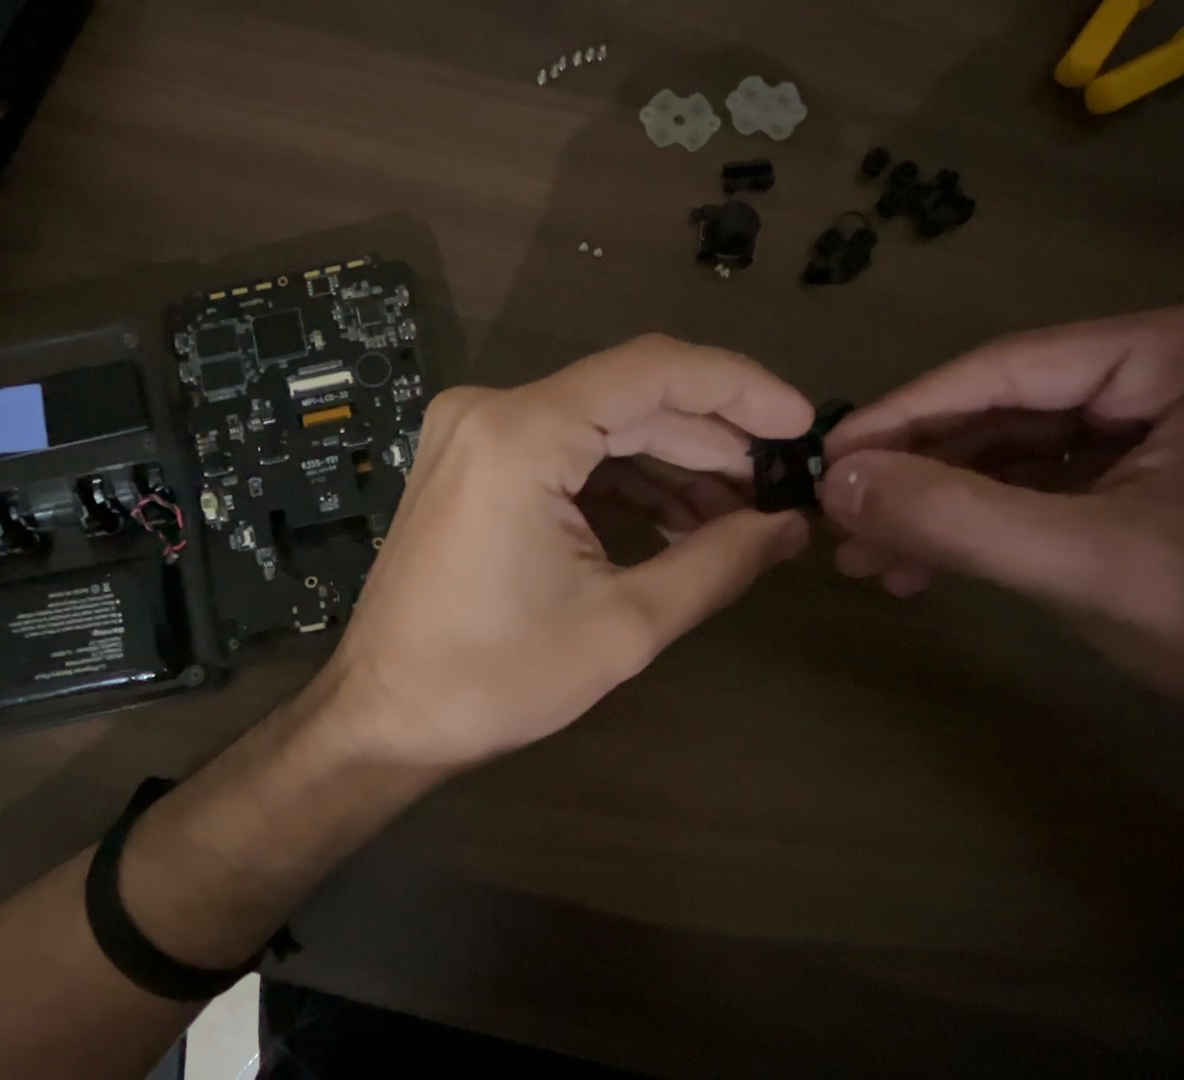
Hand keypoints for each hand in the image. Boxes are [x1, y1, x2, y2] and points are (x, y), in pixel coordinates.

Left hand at [309, 335, 812, 769]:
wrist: (383, 714)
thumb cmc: (493, 678)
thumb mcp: (622, 625)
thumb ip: (718, 563)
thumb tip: (791, 527)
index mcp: (523, 433)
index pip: (655, 370)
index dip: (739, 389)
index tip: (801, 423)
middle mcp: (490, 410)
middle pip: (628, 398)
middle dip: (710, 439)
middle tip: (780, 486)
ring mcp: (471, 434)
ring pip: (597, 425)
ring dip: (669, 464)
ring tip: (737, 514)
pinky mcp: (467, 463)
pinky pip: (562, 452)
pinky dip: (618, 481)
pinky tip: (673, 520)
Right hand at [819, 290, 1183, 761]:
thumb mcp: (1088, 565)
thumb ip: (952, 517)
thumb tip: (831, 483)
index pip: (1009, 368)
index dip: (902, 417)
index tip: (823, 461)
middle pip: (1008, 412)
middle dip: (919, 478)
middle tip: (840, 527)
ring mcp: (1178, 420)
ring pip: (1018, 454)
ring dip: (940, 509)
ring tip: (869, 563)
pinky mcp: (1165, 474)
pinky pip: (1048, 487)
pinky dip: (984, 527)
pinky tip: (924, 568)